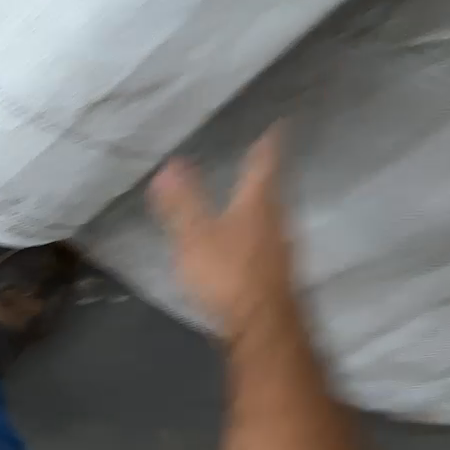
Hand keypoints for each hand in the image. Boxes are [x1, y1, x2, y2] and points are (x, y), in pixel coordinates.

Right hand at [148, 124, 299, 343]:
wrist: (262, 323)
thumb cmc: (227, 274)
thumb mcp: (194, 237)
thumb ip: (181, 204)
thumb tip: (170, 165)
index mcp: (256, 207)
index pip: (263, 168)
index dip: (269, 147)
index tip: (279, 126)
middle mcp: (274, 222)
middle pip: (270, 192)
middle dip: (264, 176)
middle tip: (261, 159)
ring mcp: (278, 247)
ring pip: (269, 216)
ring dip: (259, 204)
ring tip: (249, 196)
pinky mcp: (273, 270)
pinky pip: (264, 238)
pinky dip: (254, 229)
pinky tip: (245, 239)